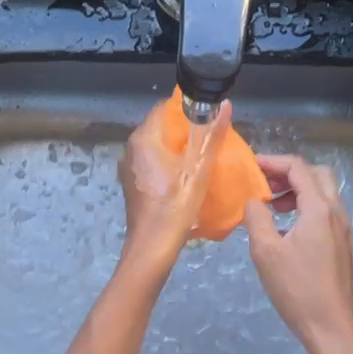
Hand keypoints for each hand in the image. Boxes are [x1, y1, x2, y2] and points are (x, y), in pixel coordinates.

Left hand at [116, 100, 229, 268]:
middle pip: (159, 126)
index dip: (185, 108)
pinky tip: (181, 173)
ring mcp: (127, 165)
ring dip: (173, 146)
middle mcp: (130, 147)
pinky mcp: (129, 181)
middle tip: (205, 137)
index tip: (205, 116)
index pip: (163, 108)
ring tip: (196, 155)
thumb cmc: (176, 206)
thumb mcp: (199, 170)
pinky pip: (148, 160)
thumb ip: (213, 135)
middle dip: (181, 128)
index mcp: (143, 139)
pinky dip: (163, 160)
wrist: (152, 248)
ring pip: (153, 144)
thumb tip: (225, 105)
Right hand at [242, 154, 352, 353]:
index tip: (251, 167)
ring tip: (272, 206)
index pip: (298, 167)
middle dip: (288, 173)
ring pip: (322, 193)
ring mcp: (342, 229)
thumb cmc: (298, 290)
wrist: (334, 331)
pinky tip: (285, 230)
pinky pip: (323, 212)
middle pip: (315, 174)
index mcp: (319, 208)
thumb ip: (257, 217)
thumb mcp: (266, 252)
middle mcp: (335, 212)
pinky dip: (304, 208)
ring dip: (297, 191)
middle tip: (265, 184)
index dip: (273, 162)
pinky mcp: (341, 245)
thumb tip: (254, 201)